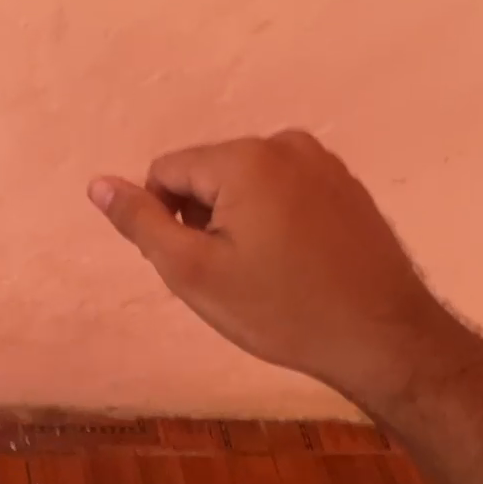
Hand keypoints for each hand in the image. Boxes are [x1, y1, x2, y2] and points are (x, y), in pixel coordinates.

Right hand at [89, 130, 482, 407]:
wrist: (384, 339)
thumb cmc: (278, 308)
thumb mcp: (191, 270)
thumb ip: (139, 221)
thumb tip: (97, 183)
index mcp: (244, 158)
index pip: (164, 172)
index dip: (165, 221)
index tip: (196, 263)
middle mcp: (285, 144)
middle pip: (203, 175)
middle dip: (200, 219)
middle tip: (226, 273)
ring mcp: (322, 162)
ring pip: (240, 184)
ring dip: (232, 221)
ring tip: (259, 271)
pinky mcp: (345, 185)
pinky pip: (279, 191)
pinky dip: (269, 220)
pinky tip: (290, 262)